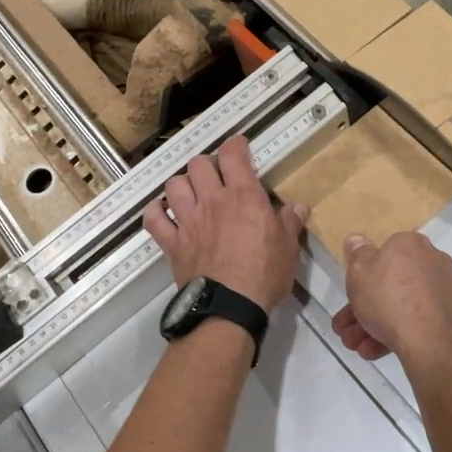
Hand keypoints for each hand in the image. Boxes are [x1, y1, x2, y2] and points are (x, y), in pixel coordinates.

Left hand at [142, 134, 308, 310]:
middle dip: (207, 164)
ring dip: (182, 184)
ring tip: (191, 193)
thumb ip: (290, 222)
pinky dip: (156, 212)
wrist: (229, 306)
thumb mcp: (288, 247)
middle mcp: (211, 201)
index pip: (233, 155)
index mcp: (243, 196)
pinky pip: (154, 218)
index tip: (239, 146)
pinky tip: (163, 213)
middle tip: (216, 176)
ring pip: (174, 185)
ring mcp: (188, 221)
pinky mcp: (172, 243)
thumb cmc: (264, 275)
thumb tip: (297, 207)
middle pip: (198, 164)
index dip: (235, 145)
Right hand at [331, 232, 451, 369]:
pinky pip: (417, 320)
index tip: (350, 295)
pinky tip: (374, 351)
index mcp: (410, 244)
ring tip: (356, 346)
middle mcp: (432, 261)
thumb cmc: (388, 299)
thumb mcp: (359, 272)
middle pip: (390, 284)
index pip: (384, 253)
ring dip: (373, 326)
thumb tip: (358, 240)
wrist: (430, 342)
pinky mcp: (451, 316)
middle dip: (363, 310)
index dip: (362, 276)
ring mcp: (444, 290)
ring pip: (401, 306)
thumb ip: (356, 253)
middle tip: (346, 329)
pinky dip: (395, 333)